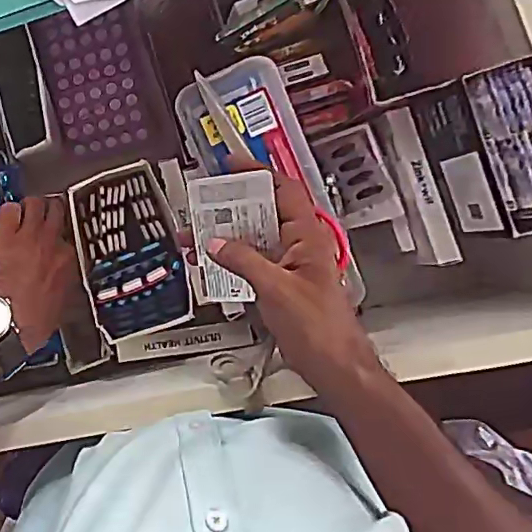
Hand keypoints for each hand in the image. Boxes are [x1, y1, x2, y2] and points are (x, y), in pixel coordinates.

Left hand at [0, 196, 77, 352]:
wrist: (16, 321)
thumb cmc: (39, 316)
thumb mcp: (67, 296)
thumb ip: (68, 275)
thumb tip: (66, 271)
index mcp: (71, 256)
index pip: (72, 228)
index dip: (63, 227)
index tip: (59, 228)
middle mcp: (53, 241)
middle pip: (56, 208)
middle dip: (49, 209)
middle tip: (40, 215)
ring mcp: (29, 235)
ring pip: (35, 203)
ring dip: (29, 207)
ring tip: (23, 215)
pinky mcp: (6, 236)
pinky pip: (9, 209)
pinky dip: (8, 212)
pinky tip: (6, 220)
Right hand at [205, 165, 385, 398]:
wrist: (334, 366)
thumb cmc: (320, 328)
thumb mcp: (276, 288)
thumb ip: (243, 261)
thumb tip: (216, 242)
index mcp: (308, 237)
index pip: (284, 190)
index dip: (258, 173)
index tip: (231, 166)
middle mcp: (300, 246)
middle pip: (263, 213)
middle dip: (232, 207)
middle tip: (204, 202)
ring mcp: (290, 266)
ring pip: (254, 239)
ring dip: (226, 236)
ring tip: (196, 235)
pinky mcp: (280, 285)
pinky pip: (251, 263)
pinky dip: (231, 261)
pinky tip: (210, 264)